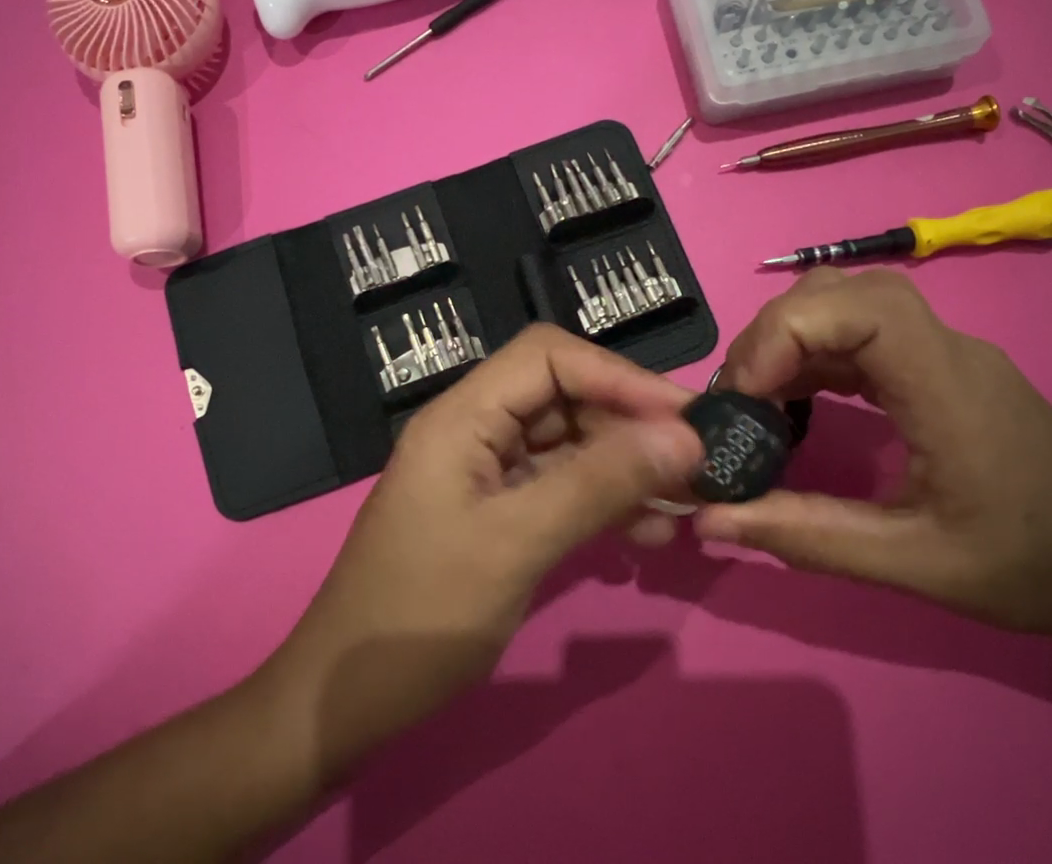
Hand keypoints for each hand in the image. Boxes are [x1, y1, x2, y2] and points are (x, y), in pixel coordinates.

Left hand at [261, 324, 702, 765]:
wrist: (353, 695)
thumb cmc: (425, 611)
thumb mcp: (518, 542)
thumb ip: (599, 483)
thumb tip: (684, 435)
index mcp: (462, 417)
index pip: (549, 357)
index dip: (620, 376)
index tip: (686, 418)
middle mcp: (473, 432)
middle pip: (564, 398)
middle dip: (631, 425)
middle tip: (698, 467)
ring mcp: (483, 476)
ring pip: (568, 447)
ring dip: (625, 468)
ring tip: (685, 505)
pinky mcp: (495, 516)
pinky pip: (560, 491)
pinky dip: (603, 503)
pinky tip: (647, 534)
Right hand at [696, 268, 1051, 634]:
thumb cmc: (1033, 564)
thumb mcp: (915, 565)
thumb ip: (808, 536)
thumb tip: (710, 519)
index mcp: (948, 388)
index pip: (860, 308)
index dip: (785, 334)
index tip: (744, 397)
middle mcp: (946, 350)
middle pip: (844, 292)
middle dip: (773, 334)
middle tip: (738, 401)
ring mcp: (944, 353)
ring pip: (848, 304)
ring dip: (787, 341)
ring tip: (753, 403)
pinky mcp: (937, 368)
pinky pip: (860, 335)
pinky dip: (811, 356)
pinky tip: (790, 405)